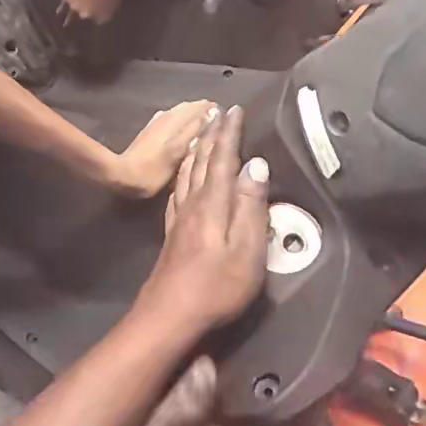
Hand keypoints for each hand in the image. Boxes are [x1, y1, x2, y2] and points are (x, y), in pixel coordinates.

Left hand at [103, 99, 216, 197]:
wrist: (123, 176)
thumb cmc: (153, 170)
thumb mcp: (178, 152)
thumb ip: (195, 131)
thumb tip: (214, 113)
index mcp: (177, 118)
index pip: (204, 107)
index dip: (219, 113)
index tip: (232, 122)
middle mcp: (169, 115)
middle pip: (195, 107)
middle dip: (209, 114)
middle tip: (223, 129)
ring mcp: (159, 121)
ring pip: (184, 113)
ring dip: (197, 118)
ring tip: (209, 131)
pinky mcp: (152, 130)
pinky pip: (175, 120)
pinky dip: (185, 124)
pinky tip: (186, 134)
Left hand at [135, 105, 269, 333]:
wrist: (169, 316)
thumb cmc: (216, 287)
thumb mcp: (247, 250)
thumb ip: (251, 206)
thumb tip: (256, 165)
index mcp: (213, 203)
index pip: (223, 158)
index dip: (230, 132)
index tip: (236, 108)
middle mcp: (192, 203)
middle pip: (202, 160)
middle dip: (212, 134)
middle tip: (218, 111)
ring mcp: (179, 217)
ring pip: (187, 171)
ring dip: (196, 148)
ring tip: (202, 132)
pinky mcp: (172, 232)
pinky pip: (178, 188)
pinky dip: (183, 171)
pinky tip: (183, 174)